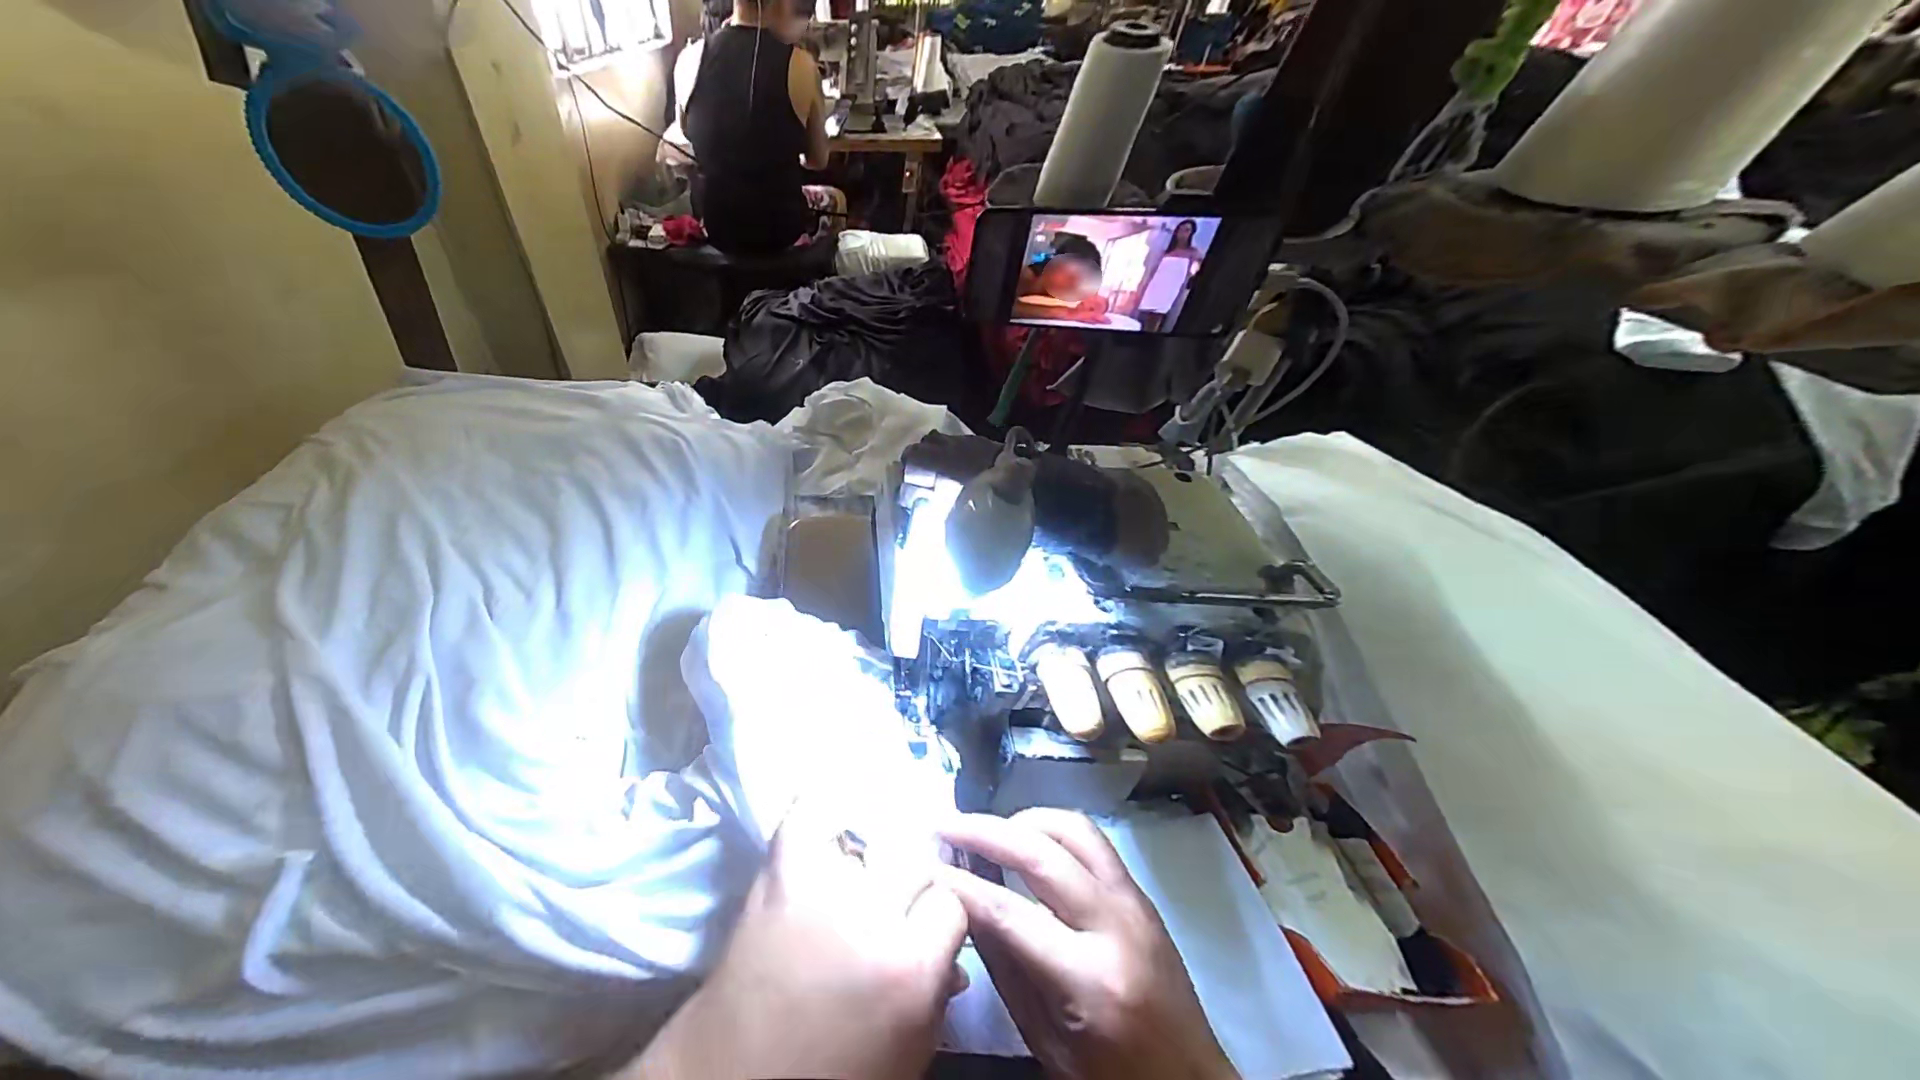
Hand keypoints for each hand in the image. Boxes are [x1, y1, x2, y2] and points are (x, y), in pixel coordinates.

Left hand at [624, 798, 968, 1079]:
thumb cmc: (828, 1076)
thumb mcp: (907, 1053)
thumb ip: (938, 992)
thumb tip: (950, 948)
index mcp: (908, 967)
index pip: (952, 900)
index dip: (943, 912)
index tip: (930, 921)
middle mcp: (870, 916)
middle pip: (917, 860)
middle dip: (916, 876)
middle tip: (903, 893)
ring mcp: (820, 886)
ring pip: (874, 829)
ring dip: (880, 839)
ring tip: (877, 848)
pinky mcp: (778, 872)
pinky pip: (810, 810)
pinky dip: (827, 797)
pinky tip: (840, 794)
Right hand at [938, 810, 1236, 1079]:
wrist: (1190, 1078)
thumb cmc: (1111, 1073)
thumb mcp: (1046, 1039)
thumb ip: (1005, 968)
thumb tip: (964, 906)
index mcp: (1089, 978)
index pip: (1010, 913)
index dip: (962, 886)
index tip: (929, 868)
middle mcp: (1115, 924)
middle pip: (1041, 852)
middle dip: (985, 831)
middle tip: (946, 825)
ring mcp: (1133, 900)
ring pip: (1073, 828)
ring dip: (1023, 819)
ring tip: (989, 831)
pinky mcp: (1139, 891)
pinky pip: (1092, 840)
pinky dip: (1052, 829)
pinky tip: (1027, 841)